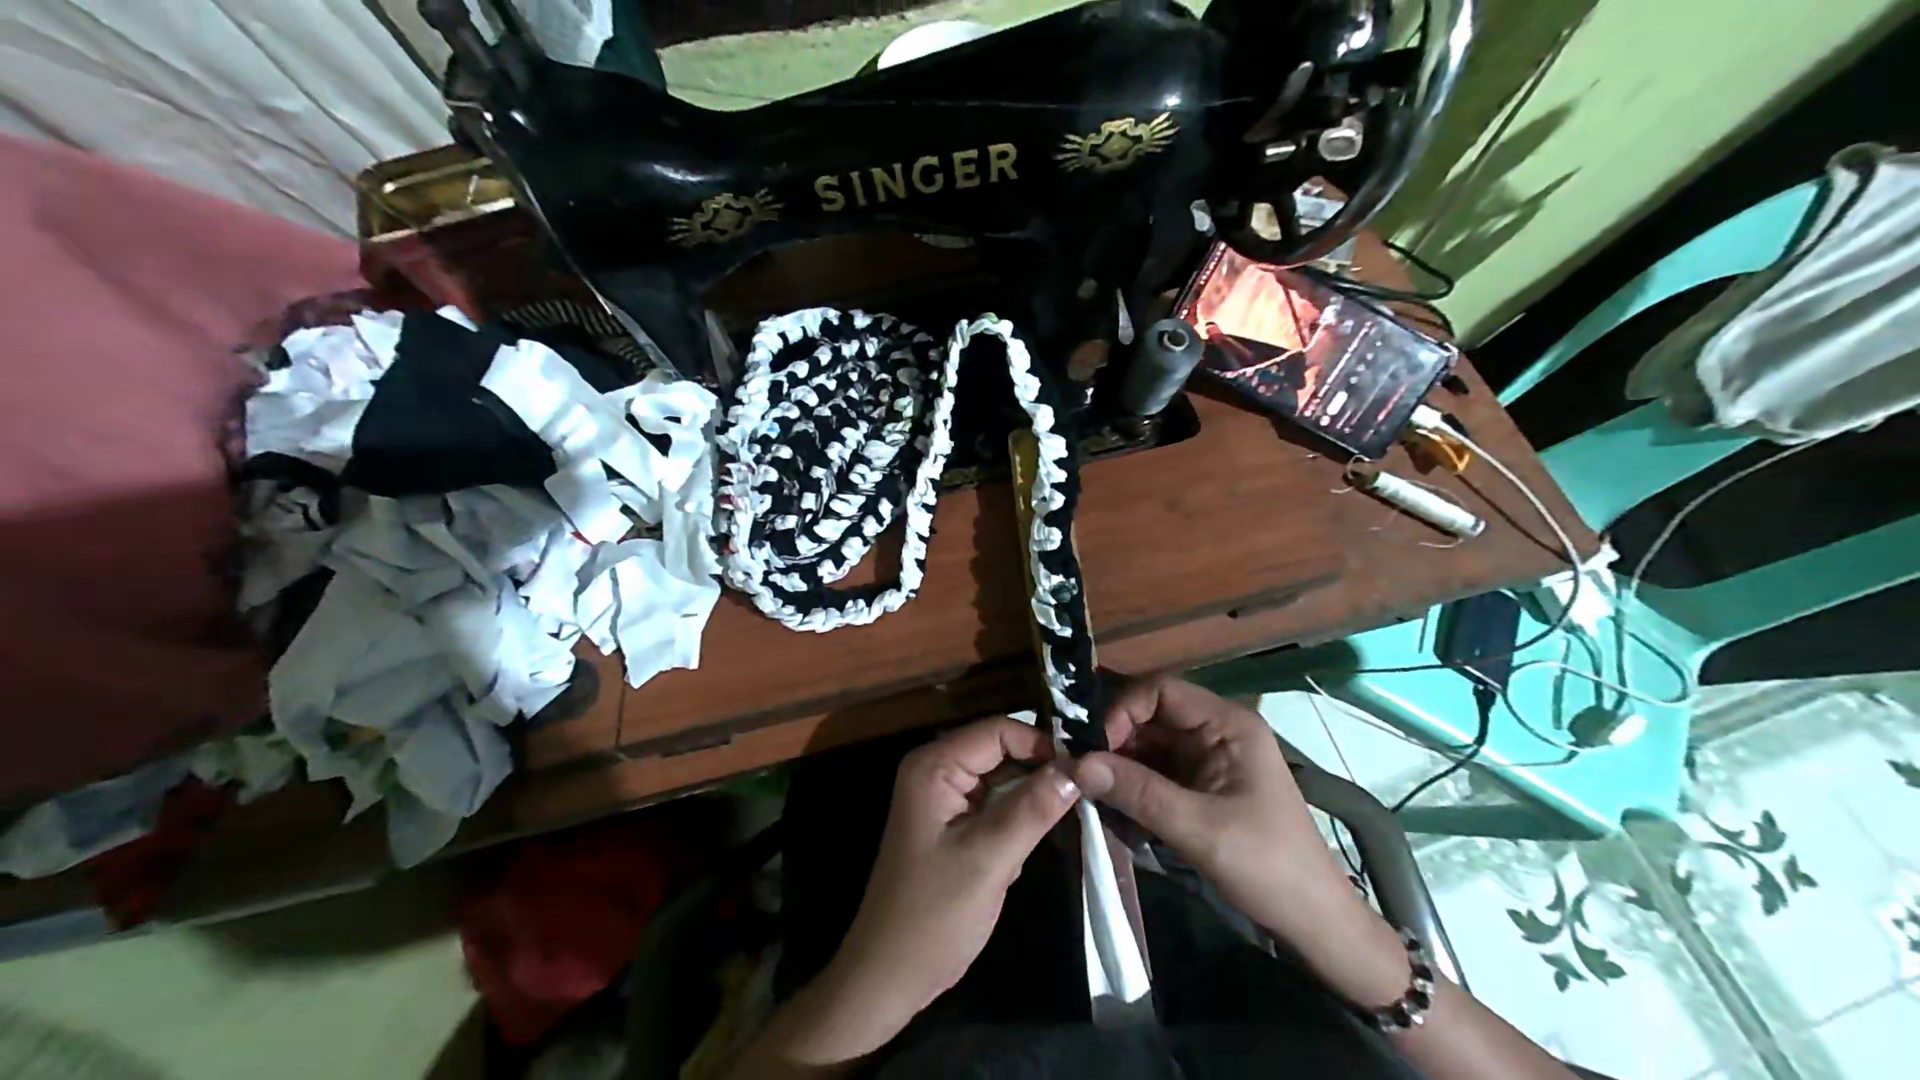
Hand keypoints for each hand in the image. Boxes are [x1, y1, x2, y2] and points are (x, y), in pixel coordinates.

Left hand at [751, 718, 1078, 1072]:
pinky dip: (1020, 817)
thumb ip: (1033, 808)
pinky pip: (996, 803)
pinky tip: (1038, 840)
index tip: (1086, 768)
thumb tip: (1079, 767)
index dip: (1042, 743)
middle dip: (1042, 769)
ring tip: (1075, 812)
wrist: (889, 975)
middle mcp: (937, 771)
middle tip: (1089, 789)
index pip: (999, 730)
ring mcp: (945, 798)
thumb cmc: (933, 915)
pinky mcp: (954, 824)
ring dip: (1034, 796)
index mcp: (935, 766)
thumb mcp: (989, 859)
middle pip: (1002, 750)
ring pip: (1003, 778)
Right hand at [1070, 675, 1410, 1005]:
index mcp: (1227, 725)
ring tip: (1091, 794)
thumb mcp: (1198, 828)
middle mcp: (1215, 731)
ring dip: (1118, 767)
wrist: (1314, 922)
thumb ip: (1137, 792)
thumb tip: (1076, 765)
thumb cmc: (1267, 866)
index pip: (1161, 691)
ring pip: (1147, 746)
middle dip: (1114, 742)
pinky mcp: (1199, 785)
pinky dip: (1130, 787)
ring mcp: (1207, 759)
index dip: (1122, 711)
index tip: (1094, 749)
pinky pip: (1153, 772)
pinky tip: (1112, 809)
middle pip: (1149, 717)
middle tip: (1081, 774)